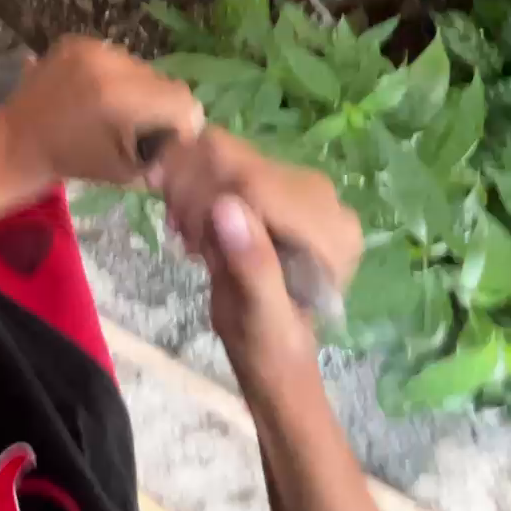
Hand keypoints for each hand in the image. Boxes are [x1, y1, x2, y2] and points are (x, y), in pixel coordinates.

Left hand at [0, 37, 204, 195]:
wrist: (17, 142)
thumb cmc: (72, 162)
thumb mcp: (127, 169)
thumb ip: (163, 151)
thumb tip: (187, 137)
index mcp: (119, 96)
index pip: (181, 98)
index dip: (182, 122)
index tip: (170, 136)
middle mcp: (106, 63)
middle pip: (161, 80)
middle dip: (158, 103)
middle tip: (140, 125)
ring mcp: (86, 47)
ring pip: (138, 66)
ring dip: (136, 87)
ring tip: (114, 109)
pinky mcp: (72, 41)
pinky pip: (113, 56)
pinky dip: (113, 74)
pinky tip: (96, 94)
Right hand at [145, 129, 361, 382]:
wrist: (272, 354)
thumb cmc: (268, 344)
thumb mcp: (260, 316)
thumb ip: (252, 263)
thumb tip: (225, 206)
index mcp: (330, 230)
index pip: (257, 182)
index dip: (206, 195)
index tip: (179, 228)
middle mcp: (324, 200)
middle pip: (242, 163)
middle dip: (197, 191)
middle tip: (179, 232)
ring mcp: (300, 192)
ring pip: (228, 157)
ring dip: (193, 190)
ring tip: (187, 234)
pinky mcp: (276, 190)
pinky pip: (225, 164)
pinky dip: (197, 187)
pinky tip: (194, 224)